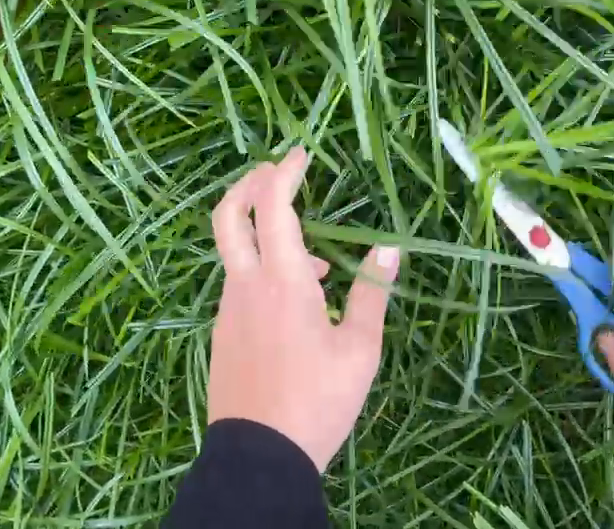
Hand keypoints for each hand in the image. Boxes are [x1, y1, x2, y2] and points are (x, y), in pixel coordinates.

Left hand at [206, 146, 400, 470]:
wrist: (258, 461)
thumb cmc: (317, 401)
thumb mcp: (360, 350)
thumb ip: (373, 292)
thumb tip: (390, 247)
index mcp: (282, 281)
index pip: (271, 206)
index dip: (283, 172)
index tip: (301, 154)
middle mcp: (246, 285)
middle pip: (227, 215)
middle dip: (248, 183)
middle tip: (276, 171)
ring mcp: (228, 309)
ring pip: (236, 251)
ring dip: (265, 233)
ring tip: (319, 264)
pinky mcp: (223, 332)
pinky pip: (241, 282)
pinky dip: (264, 269)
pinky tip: (300, 302)